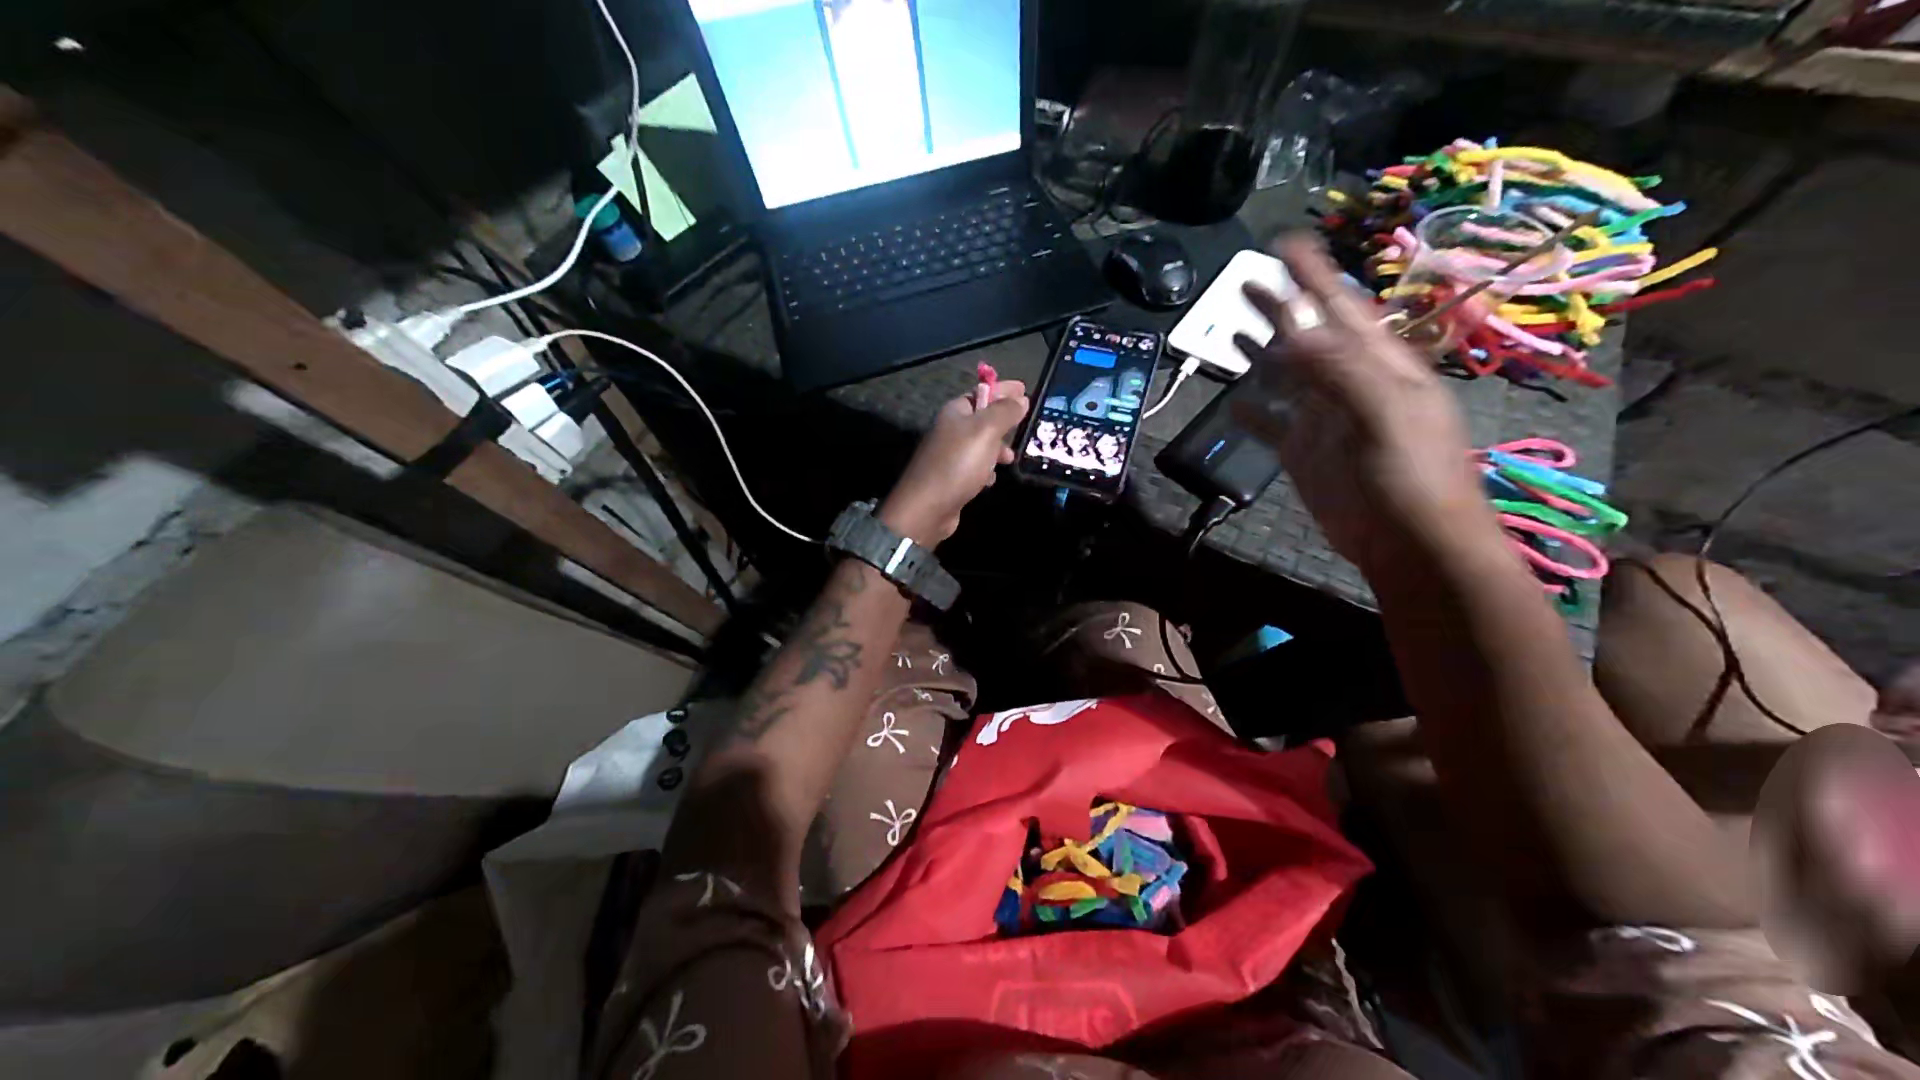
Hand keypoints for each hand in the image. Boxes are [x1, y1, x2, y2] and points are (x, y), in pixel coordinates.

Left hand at [879, 378, 1028, 545]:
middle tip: (1024, 426)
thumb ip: (1005, 412)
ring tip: (1010, 459)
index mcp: (955, 412)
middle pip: (983, 419)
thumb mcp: (986, 430)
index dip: (1003, 390)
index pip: (981, 392)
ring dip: (998, 451)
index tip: (1025, 389)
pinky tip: (991, 480)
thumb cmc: (958, 463)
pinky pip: (976, 468)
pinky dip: (986, 472)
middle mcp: (951, 430)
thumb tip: (1020, 398)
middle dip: (1004, 423)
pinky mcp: (953, 478)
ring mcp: (950, 455)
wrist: (927, 507)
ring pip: (982, 445)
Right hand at [1231, 234, 1498, 572]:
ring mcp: (1324, 420)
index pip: (1341, 309)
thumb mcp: (1386, 414)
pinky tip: (1233, 401)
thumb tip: (1295, 329)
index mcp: (1379, 366)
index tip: (1287, 243)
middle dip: (1279, 305)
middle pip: (1307, 336)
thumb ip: (1342, 370)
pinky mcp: (1303, 453)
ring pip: (1286, 375)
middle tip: (1244, 278)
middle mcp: (1349, 384)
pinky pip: (1273, 424)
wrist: (1409, 544)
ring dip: (1261, 350)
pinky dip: (1253, 412)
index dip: (1314, 276)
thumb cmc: (1412, 476)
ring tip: (1232, 324)